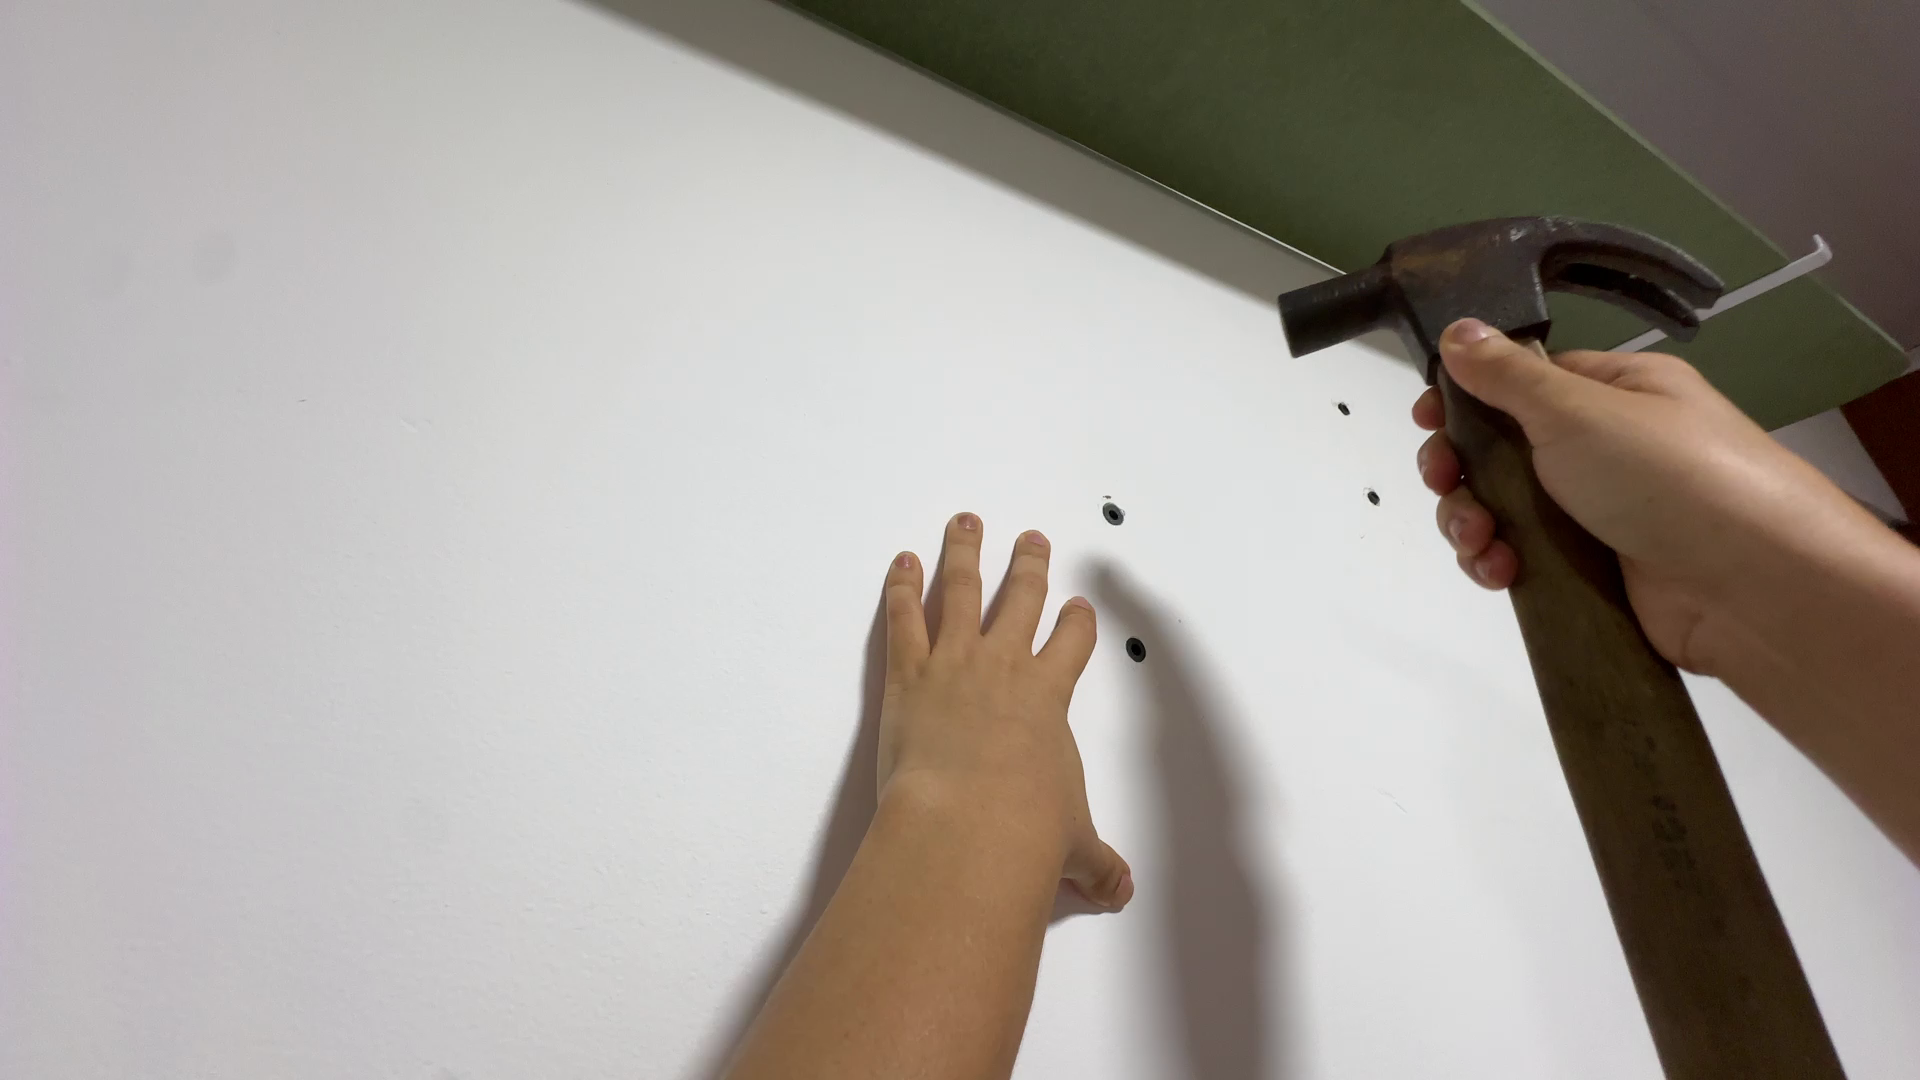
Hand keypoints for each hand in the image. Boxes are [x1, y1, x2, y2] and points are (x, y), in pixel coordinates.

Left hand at [877, 512, 1132, 910]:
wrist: (967, 826)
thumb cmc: (1024, 831)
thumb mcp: (1070, 846)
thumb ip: (1095, 863)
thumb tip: (1119, 890)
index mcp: (1048, 696)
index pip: (1072, 643)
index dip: (1077, 621)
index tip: (1077, 605)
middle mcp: (1004, 666)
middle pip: (1021, 598)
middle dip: (1028, 565)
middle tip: (1032, 540)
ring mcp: (955, 662)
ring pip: (962, 589)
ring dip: (964, 552)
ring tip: (965, 521)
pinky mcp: (909, 673)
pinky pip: (904, 617)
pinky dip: (901, 586)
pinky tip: (903, 561)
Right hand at [1411, 318, 1884, 674]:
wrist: (1751, 589)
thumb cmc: (1668, 476)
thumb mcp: (1578, 410)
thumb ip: (1506, 374)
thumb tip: (1457, 328)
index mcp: (1606, 393)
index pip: (1514, 382)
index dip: (1462, 398)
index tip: (1428, 417)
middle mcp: (1592, 444)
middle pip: (1487, 447)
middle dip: (1455, 470)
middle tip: (1446, 482)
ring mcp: (1582, 506)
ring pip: (1488, 504)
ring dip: (1467, 521)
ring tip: (1482, 541)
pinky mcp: (1575, 560)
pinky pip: (1507, 550)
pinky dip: (1491, 559)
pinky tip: (1500, 570)